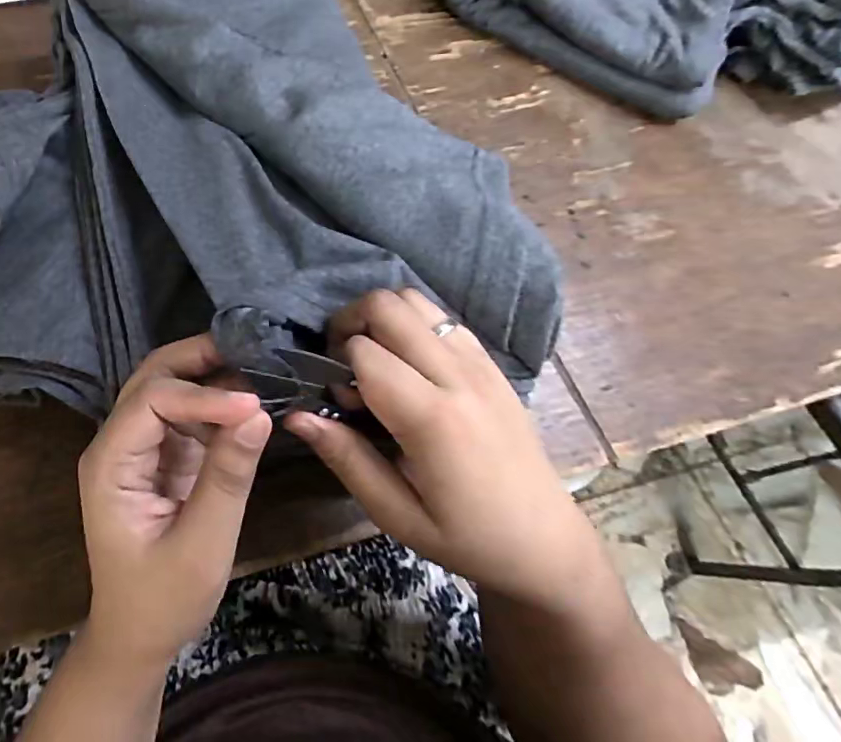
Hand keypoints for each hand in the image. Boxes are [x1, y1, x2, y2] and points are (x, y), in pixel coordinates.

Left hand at [77, 335, 272, 664]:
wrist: (138, 636)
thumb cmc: (162, 600)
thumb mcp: (201, 546)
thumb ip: (227, 478)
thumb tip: (258, 414)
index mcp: (110, 463)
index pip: (151, 401)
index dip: (203, 396)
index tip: (253, 404)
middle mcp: (118, 443)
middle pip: (152, 377)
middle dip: (199, 358)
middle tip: (252, 349)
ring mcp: (139, 446)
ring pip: (170, 385)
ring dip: (210, 373)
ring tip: (258, 368)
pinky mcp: (162, 454)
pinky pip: (188, 412)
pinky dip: (218, 400)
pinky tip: (249, 401)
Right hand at [284, 289, 585, 608]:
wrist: (545, 541)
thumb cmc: (466, 537)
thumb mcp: (396, 514)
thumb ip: (345, 458)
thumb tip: (295, 416)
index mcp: (433, 418)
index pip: (365, 351)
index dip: (338, 367)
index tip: (342, 402)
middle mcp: (458, 376)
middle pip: (387, 305)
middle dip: (350, 323)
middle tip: (345, 365)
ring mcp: (479, 362)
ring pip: (414, 299)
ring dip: (381, 318)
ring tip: (376, 359)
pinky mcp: (491, 362)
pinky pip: (441, 316)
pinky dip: (412, 323)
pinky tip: (410, 363)